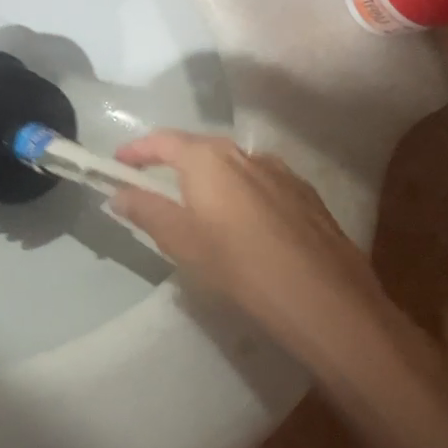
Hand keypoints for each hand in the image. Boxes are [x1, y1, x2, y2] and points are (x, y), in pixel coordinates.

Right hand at [110, 131, 390, 357]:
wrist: (330, 306)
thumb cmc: (241, 268)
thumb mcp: (180, 242)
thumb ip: (145, 210)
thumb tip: (119, 192)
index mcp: (209, 159)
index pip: (162, 141)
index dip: (136, 151)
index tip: (117, 163)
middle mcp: (247, 155)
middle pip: (199, 150)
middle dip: (172, 164)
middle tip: (152, 186)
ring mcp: (284, 175)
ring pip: (234, 168)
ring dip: (209, 181)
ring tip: (198, 209)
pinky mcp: (310, 200)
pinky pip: (262, 187)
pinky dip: (241, 196)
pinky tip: (244, 228)